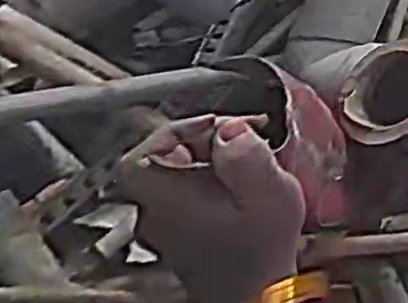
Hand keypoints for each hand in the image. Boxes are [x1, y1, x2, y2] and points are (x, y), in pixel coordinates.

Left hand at [121, 116, 304, 302]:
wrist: (256, 291)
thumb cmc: (261, 245)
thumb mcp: (267, 192)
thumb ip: (247, 156)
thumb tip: (230, 128)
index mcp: (170, 201)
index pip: (140, 157)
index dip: (175, 129)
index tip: (216, 122)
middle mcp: (158, 213)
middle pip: (165, 155)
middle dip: (209, 134)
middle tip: (250, 131)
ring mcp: (167, 222)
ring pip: (180, 168)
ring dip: (217, 150)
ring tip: (256, 148)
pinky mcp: (182, 226)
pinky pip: (190, 183)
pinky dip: (217, 169)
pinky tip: (247, 172)